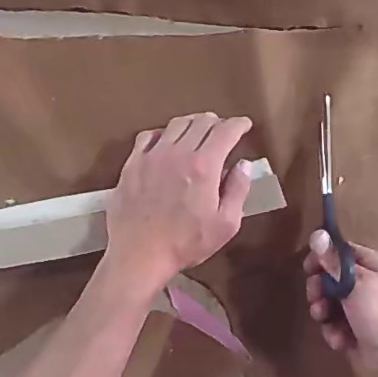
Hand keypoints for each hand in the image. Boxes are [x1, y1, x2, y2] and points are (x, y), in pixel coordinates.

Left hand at [103, 113, 255, 289]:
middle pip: (201, 121)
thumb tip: (243, 165)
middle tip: (224, 131)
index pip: (226, 131)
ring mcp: (152, 156)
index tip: (245, 126)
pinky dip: (164, 133)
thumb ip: (238, 190)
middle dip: (218, 122)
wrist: (139, 255)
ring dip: (192, 124)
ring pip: (176, 124)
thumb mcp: (226, 224)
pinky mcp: (132, 164)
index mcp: (204, 166)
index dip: (239, 124)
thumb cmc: (185, 243)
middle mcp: (177, 153)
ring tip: (199, 132)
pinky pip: (148, 136)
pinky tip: (167, 142)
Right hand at [303, 231, 377, 374]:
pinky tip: (340, 340)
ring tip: (327, 322)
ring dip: (323, 312)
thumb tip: (318, 234)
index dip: (322, 258)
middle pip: (329, 276)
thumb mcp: (355, 283)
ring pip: (327, 301)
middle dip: (319, 289)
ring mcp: (359, 308)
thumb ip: (334, 261)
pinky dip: (333, 331)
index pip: (340, 251)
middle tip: (317, 299)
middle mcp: (365, 282)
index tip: (308, 268)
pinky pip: (333, 323)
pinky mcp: (353, 329)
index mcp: (371, 264)